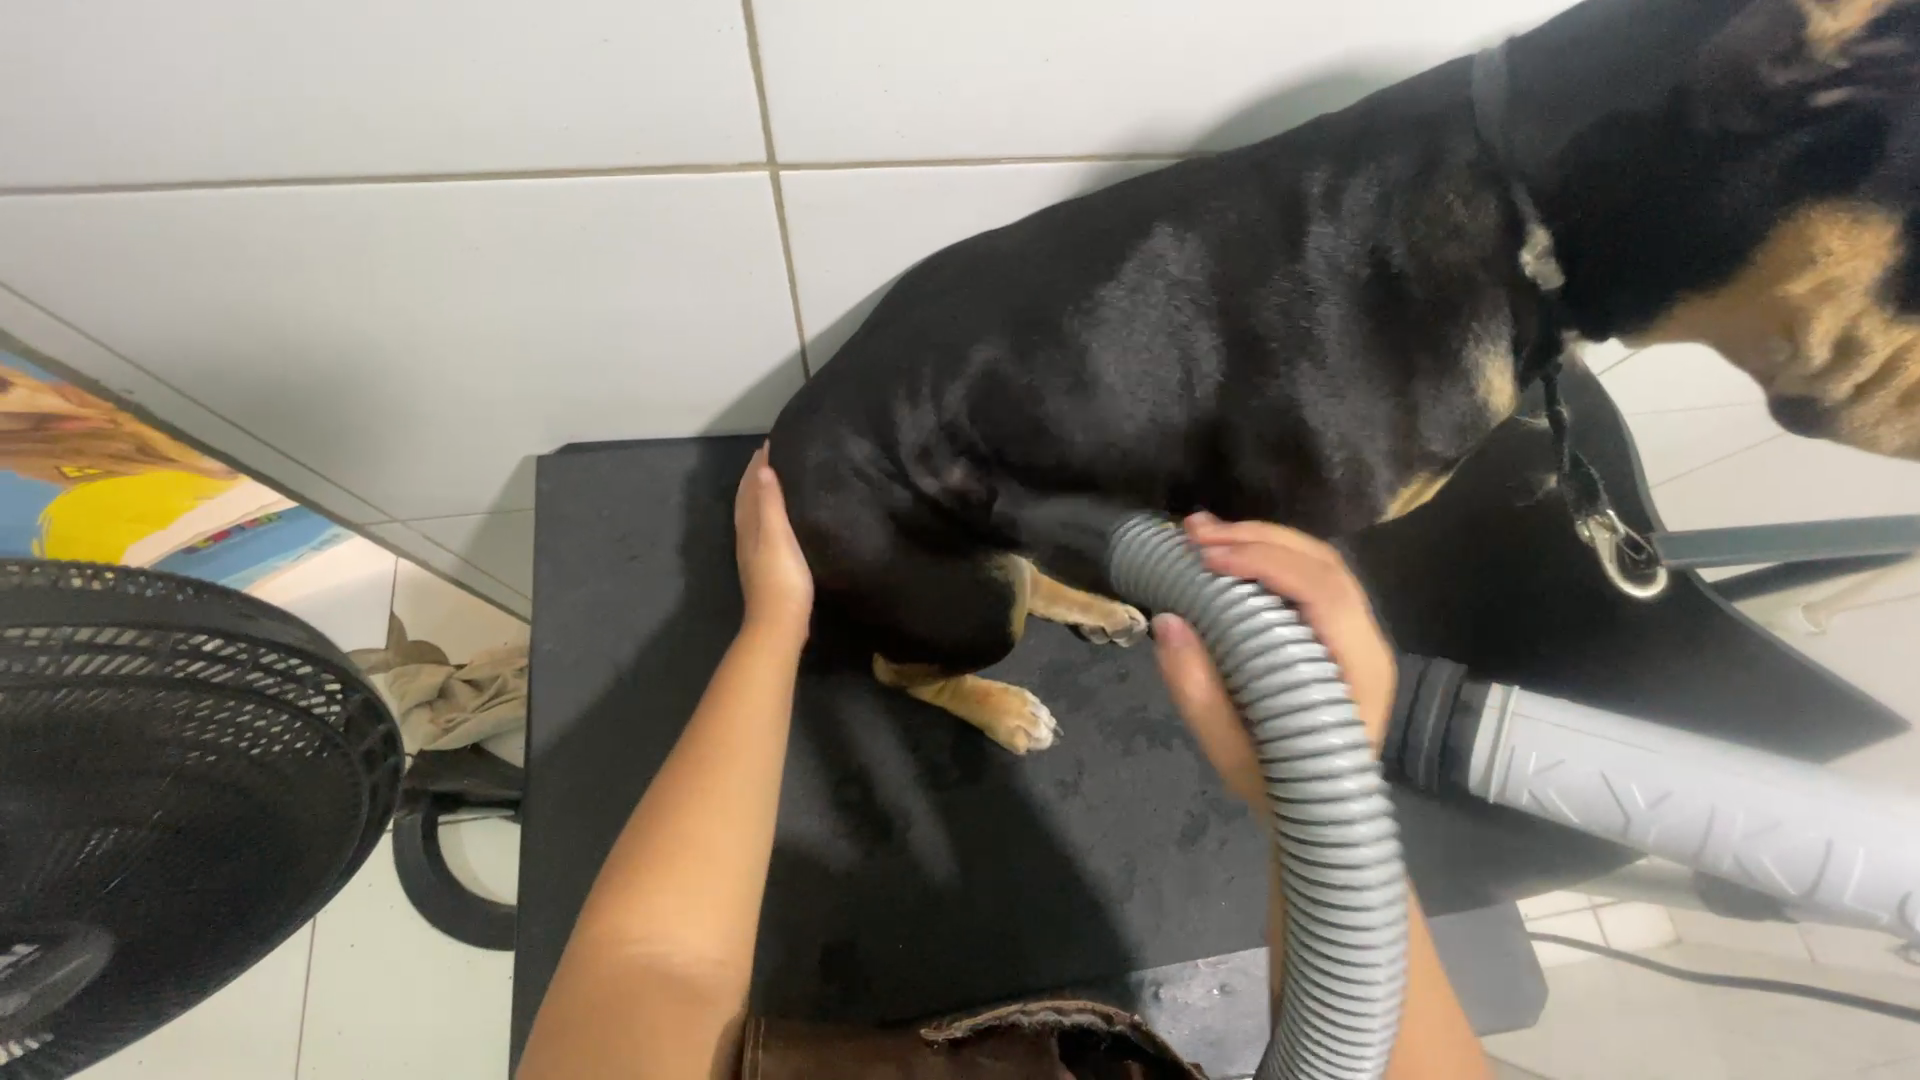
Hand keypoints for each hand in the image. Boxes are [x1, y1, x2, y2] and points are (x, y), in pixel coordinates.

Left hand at [734, 444, 812, 640]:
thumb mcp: (777, 536)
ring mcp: (754, 553)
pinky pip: (762, 528)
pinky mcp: (765, 566)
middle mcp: (746, 536)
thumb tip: (762, 468)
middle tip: (768, 457)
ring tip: (773, 480)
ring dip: (759, 494)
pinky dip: (767, 514)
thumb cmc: (782, 578)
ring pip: (752, 514)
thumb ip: (770, 503)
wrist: (779, 623)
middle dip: (755, 477)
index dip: (757, 466)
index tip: (769, 444)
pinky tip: (778, 520)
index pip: (749, 487)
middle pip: (746, 499)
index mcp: (748, 526)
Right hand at [1152, 514, 1395, 808]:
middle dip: (1257, 539)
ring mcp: (1355, 635)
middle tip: (1193, 533)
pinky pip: (1307, 579)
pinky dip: (1265, 556)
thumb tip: (1166, 622)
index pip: (1323, 593)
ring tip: (1201, 533)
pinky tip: (1225, 553)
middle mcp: (1366, 642)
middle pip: (1324, 565)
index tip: (1206, 558)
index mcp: (1356, 672)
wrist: (1321, 813)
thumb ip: (1199, 694)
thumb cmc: (1280, 787)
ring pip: (1318, 563)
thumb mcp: (1231, 754)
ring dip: (1260, 540)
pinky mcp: (1335, 634)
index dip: (1266, 563)